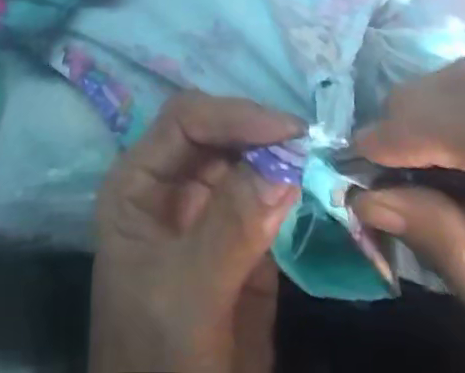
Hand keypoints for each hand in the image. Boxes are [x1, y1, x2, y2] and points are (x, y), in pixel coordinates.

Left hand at [90, 92, 303, 372]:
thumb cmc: (157, 356)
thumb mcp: (187, 293)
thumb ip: (230, 228)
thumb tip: (283, 164)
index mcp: (138, 182)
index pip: (183, 122)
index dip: (233, 115)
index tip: (289, 130)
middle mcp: (170, 185)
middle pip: (218, 134)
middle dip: (262, 131)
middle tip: (317, 145)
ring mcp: (208, 212)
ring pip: (246, 162)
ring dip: (282, 157)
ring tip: (326, 160)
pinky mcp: (243, 242)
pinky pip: (268, 201)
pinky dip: (294, 190)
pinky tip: (322, 188)